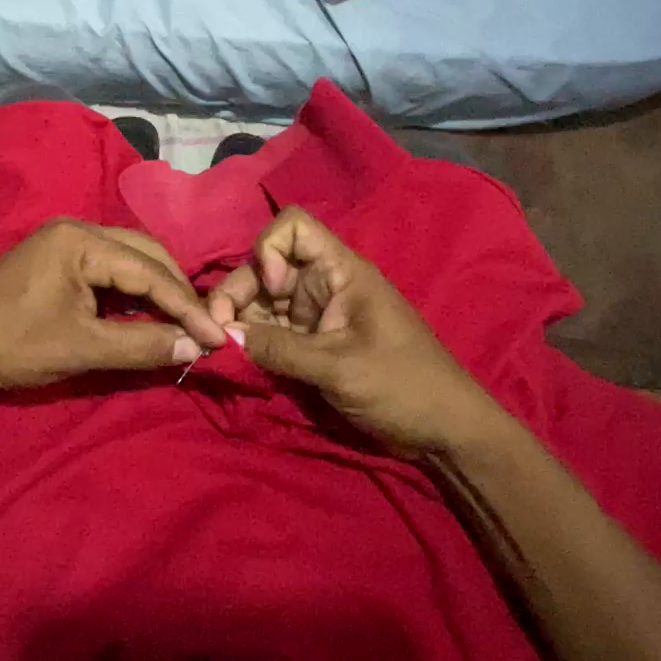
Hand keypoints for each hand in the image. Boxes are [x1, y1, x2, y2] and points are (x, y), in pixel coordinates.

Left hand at [0, 218, 226, 393]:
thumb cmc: (13, 345)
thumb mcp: (82, 348)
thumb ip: (143, 345)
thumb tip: (199, 346)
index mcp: (81, 240)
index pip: (151, 269)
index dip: (188, 306)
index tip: (219, 336)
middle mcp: (76, 227)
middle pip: (144, 252)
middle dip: (176, 290)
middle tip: (204, 327)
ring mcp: (63, 238)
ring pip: (128, 256)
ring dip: (156, 287)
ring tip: (182, 321)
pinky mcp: (55, 255)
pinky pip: (108, 265)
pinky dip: (131, 288)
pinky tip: (145, 312)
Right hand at [207, 206, 509, 456]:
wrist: (446, 433)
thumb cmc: (403, 387)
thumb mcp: (339, 368)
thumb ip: (279, 349)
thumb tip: (222, 337)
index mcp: (341, 272)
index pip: (294, 228)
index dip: (271, 249)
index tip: (272, 289)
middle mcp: (324, 285)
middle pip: (266, 267)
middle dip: (237, 292)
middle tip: (215, 329)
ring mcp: (316, 315)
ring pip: (262, 300)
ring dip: (237, 319)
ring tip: (218, 348)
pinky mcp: (312, 344)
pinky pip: (271, 331)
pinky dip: (250, 340)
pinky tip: (233, 357)